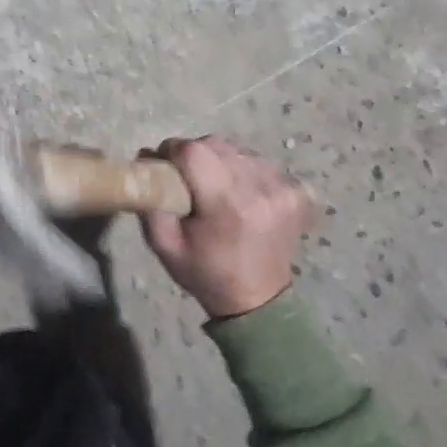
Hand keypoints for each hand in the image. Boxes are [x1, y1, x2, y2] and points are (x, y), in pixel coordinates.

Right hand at [139, 136, 310, 318]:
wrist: (258, 301)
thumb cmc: (205, 272)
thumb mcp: (162, 244)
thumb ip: (149, 201)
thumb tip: (146, 158)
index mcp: (227, 204)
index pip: (193, 150)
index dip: (173, 152)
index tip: (165, 166)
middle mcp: (260, 190)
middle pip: (216, 145)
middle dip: (195, 155)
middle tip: (189, 180)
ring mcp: (284, 190)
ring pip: (238, 151)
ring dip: (222, 162)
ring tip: (217, 188)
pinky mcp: (299, 193)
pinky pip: (261, 164)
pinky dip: (247, 172)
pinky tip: (243, 194)